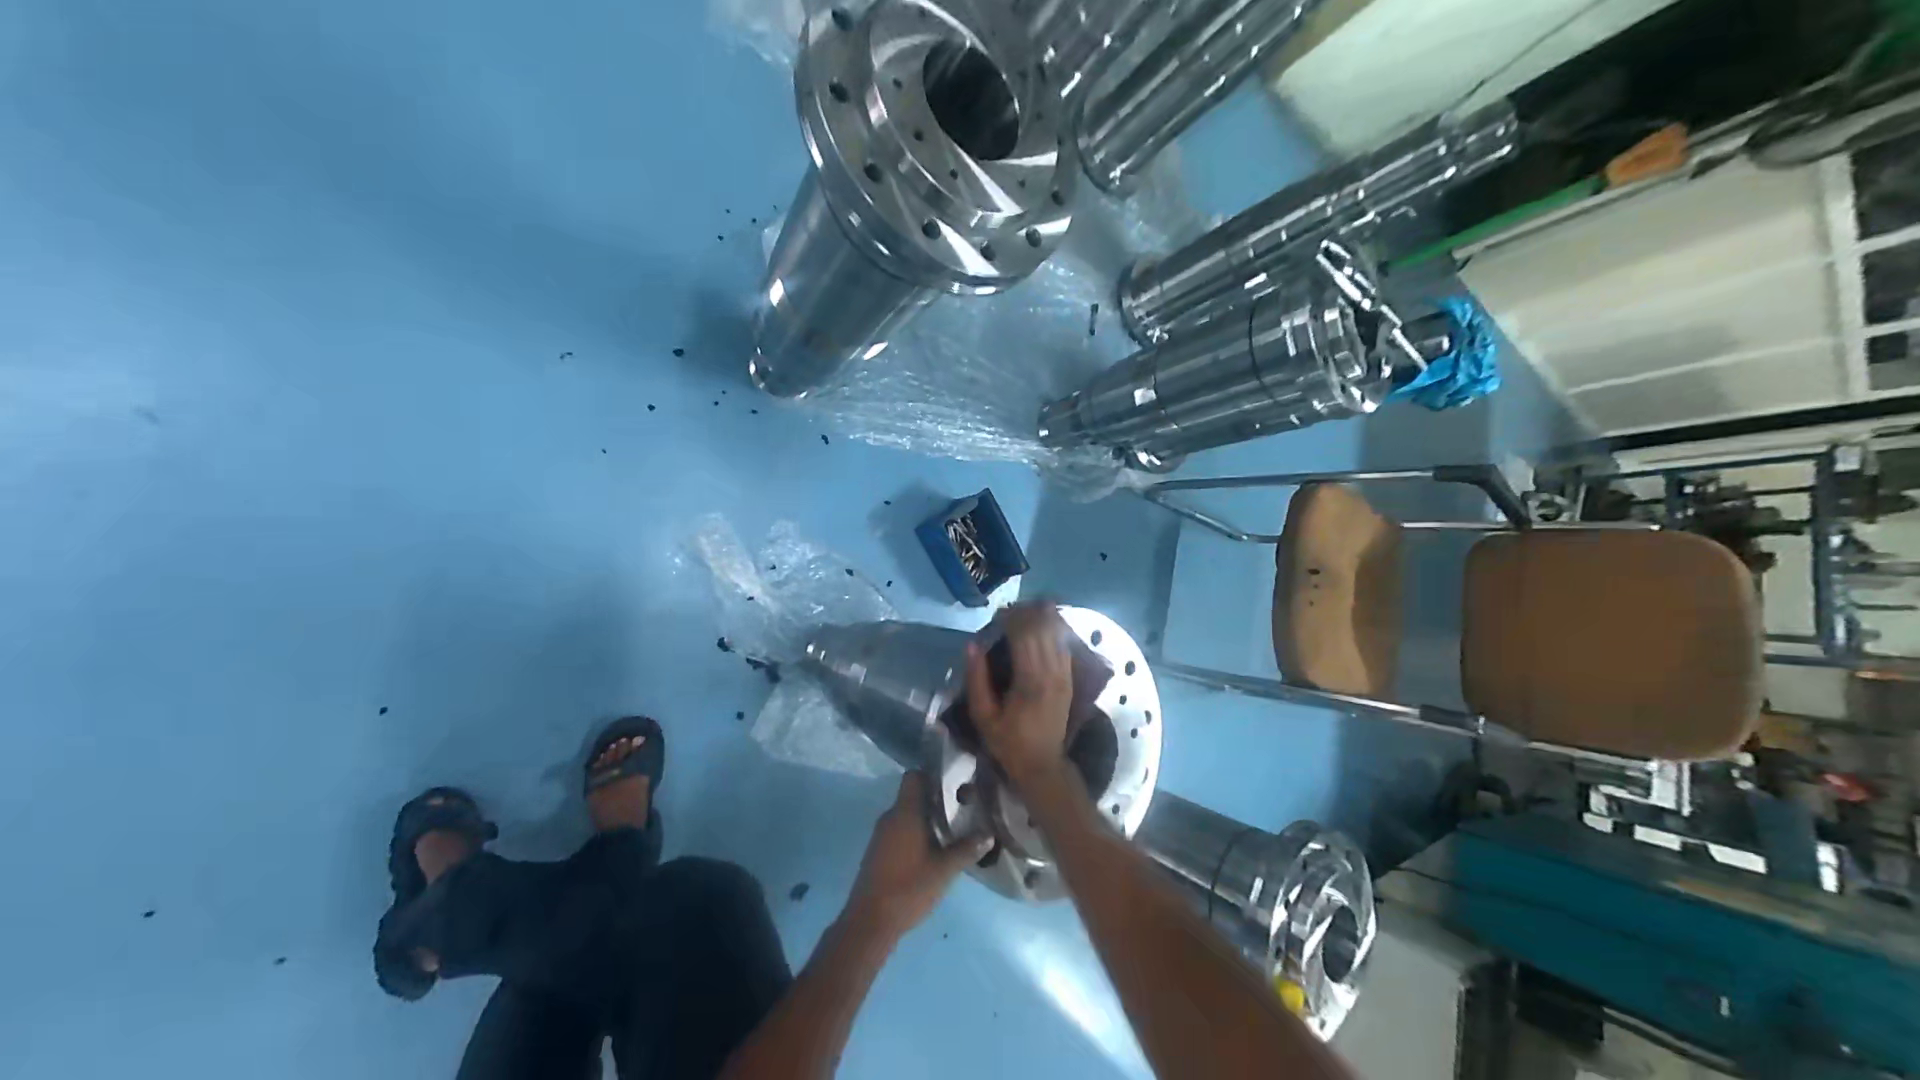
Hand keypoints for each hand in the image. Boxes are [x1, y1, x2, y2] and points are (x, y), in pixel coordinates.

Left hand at [846, 771, 989, 939]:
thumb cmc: (909, 888)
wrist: (870, 921)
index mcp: (904, 812)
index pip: (913, 776)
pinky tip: (933, 851)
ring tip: (952, 830)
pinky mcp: (878, 852)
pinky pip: (899, 831)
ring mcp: (881, 835)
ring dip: (926, 819)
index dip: (932, 775)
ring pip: (906, 815)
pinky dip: (915, 834)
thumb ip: (966, 849)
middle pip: (912, 796)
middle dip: (936, 800)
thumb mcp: (944, 870)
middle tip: (962, 809)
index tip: (954, 783)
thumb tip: (989, 834)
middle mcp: (890, 817)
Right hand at [966, 603, 1074, 789]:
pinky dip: (1053, 630)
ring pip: (1056, 633)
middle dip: (1026, 614)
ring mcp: (1064, 675)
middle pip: (1042, 629)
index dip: (1011, 619)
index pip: (1024, 636)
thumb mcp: (983, 716)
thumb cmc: (1008, 743)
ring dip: (1041, 618)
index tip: (996, 615)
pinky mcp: (1069, 678)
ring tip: (1023, 613)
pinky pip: (1063, 645)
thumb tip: (973, 645)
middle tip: (1008, 612)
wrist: (1042, 765)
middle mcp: (1051, 673)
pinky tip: (1041, 625)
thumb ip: (977, 679)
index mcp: (1030, 682)